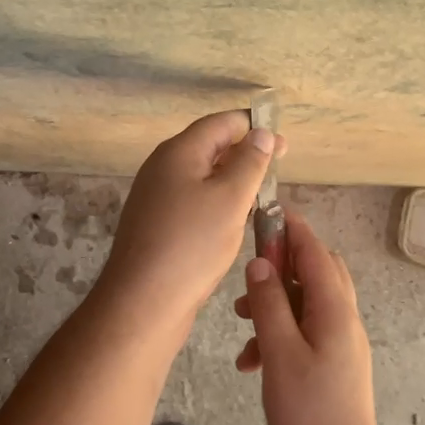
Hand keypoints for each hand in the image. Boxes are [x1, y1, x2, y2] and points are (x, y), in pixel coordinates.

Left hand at [99, 109, 282, 322]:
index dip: (252, 125)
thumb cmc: (191, 244)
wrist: (142, 302)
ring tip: (263, 192)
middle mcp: (162, 167)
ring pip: (202, 176)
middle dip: (244, 152)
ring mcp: (156, 197)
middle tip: (279, 164)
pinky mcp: (157, 224)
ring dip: (232, 178)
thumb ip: (249, 163)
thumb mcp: (230, 199)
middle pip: (209, 146)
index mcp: (178, 152)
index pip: (220, 123)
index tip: (281, 140)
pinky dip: (217, 201)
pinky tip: (235, 219)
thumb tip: (259, 132)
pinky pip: (193, 200)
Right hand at [235, 212, 393, 424]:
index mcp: (336, 309)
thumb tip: (260, 262)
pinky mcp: (331, 367)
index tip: (263, 211)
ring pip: (305, 303)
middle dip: (279, 266)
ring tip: (241, 320)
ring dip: (273, 303)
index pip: (315, 251)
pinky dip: (277, 334)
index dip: (291, 228)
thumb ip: (268, 303)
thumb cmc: (310, 413)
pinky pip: (303, 333)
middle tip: (248, 274)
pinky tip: (251, 361)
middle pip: (315, 272)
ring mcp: (340, 345)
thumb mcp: (280, 353)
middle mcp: (344, 320)